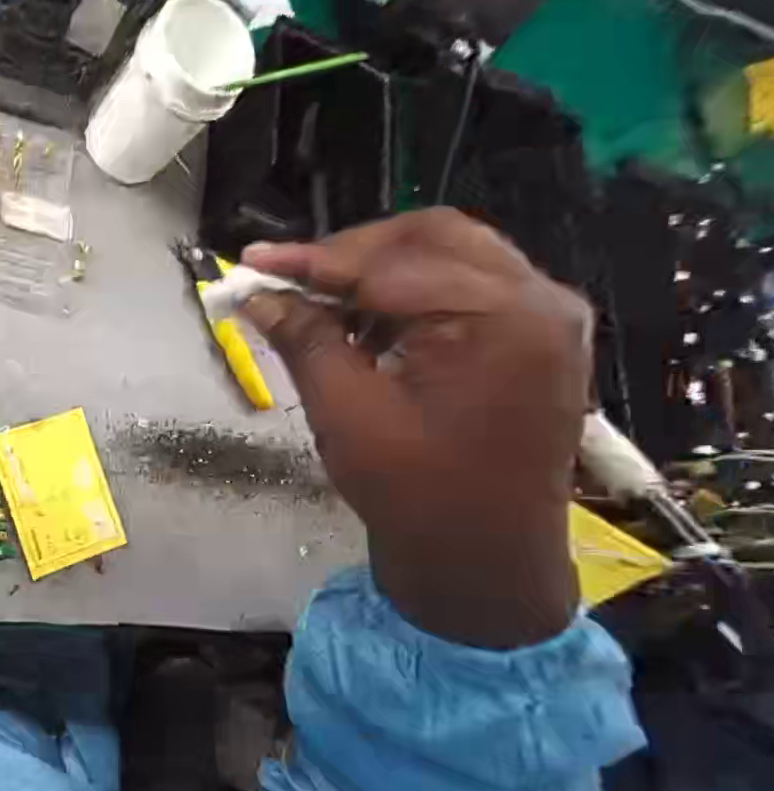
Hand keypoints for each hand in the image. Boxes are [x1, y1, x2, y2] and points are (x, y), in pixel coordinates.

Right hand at [241, 209, 591, 647]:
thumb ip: (305, 342)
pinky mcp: (530, 340)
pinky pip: (461, 290)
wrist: (480, 551)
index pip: (389, 263)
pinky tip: (360, 326)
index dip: (310, 260)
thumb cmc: (411, 487)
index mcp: (498, 318)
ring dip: (375, 272)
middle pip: (431, 238)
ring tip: (314, 305)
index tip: (249, 261)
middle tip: (285, 279)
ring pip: (448, 257)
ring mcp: (541, 320)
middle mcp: (536, 302)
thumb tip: (258, 298)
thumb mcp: (345, 412)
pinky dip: (403, 295)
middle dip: (348, 252)